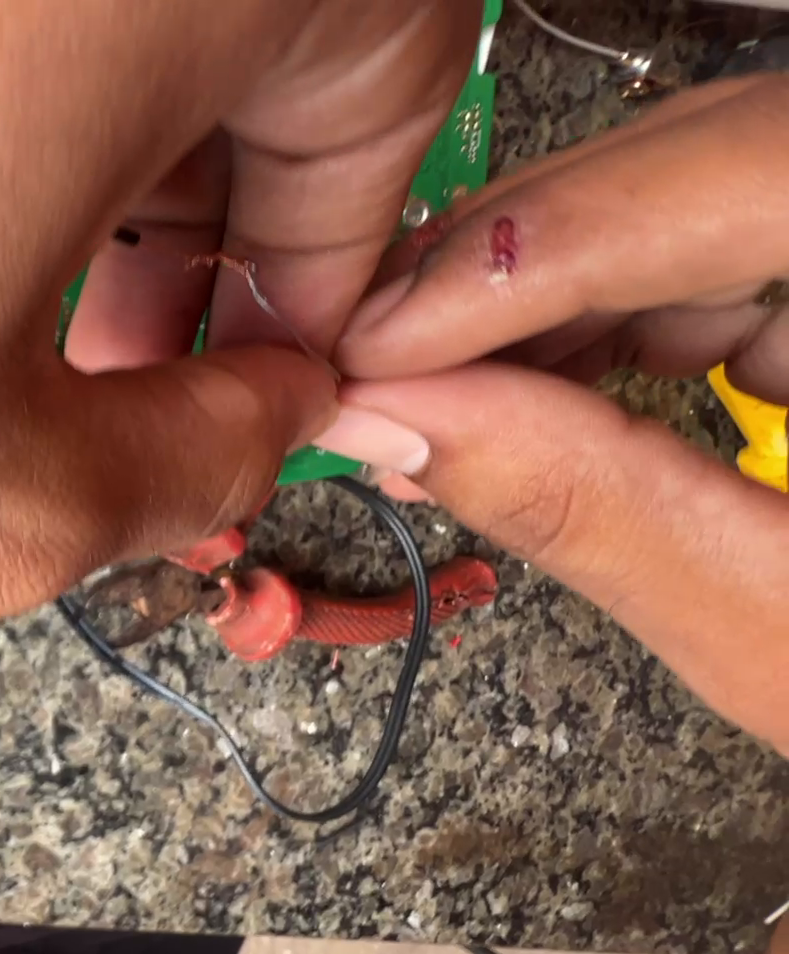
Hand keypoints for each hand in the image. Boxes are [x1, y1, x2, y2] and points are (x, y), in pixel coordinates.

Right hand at [322, 77, 788, 746]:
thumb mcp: (776, 630)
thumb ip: (581, 508)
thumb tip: (381, 419)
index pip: (755, 172)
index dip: (528, 254)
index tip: (368, 351)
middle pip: (688, 168)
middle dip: (486, 282)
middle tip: (361, 377)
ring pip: (660, 204)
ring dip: (507, 316)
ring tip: (417, 416)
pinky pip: (677, 254)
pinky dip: (560, 332)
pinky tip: (497, 408)